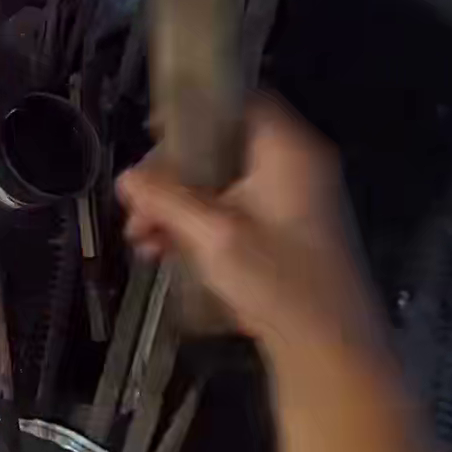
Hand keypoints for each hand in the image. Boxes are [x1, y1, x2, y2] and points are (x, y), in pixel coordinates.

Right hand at [116, 98, 386, 360]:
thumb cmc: (276, 280)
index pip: (240, 103)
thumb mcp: (210, 234)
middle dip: (166, 175)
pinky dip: (187, 223)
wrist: (327, 348)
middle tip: (135, 203)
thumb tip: (124, 176)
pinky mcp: (274, 229)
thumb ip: (163, 198)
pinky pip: (220, 209)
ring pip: (210, 181)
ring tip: (139, 236)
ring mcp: (282, 200)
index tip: (150, 133)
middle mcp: (288, 168)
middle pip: (214, 147)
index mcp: (287, 155)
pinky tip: (157, 249)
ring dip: (169, 204)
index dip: (193, 110)